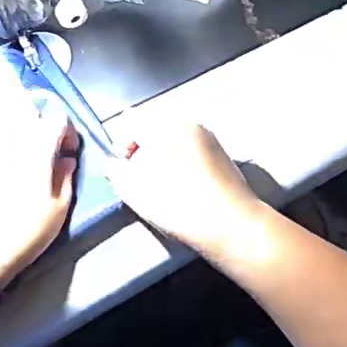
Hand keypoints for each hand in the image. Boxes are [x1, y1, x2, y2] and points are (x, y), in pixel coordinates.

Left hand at [0, 100, 78, 287]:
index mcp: (37, 145)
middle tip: (46, 153)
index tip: (68, 151)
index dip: (68, 130)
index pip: (58, 117)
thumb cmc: (21, 233)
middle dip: (42, 128)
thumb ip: (66, 178)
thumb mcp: (57, 210)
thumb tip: (65, 160)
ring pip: (5, 127)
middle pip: (29, 114)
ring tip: (21, 163)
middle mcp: (9, 136)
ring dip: (18, 137)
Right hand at [110, 120, 269, 253]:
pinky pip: (192, 148)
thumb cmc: (180, 205)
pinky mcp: (223, 152)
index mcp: (166, 125)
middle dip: (142, 148)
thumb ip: (117, 173)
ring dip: (162, 155)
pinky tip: (182, 185)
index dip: (121, 145)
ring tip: (159, 183)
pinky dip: (181, 160)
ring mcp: (209, 136)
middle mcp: (189, 122)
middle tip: (138, 176)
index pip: (132, 123)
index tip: (121, 169)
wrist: (233, 224)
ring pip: (175, 138)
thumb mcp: (136, 192)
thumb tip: (113, 163)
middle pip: (154, 128)